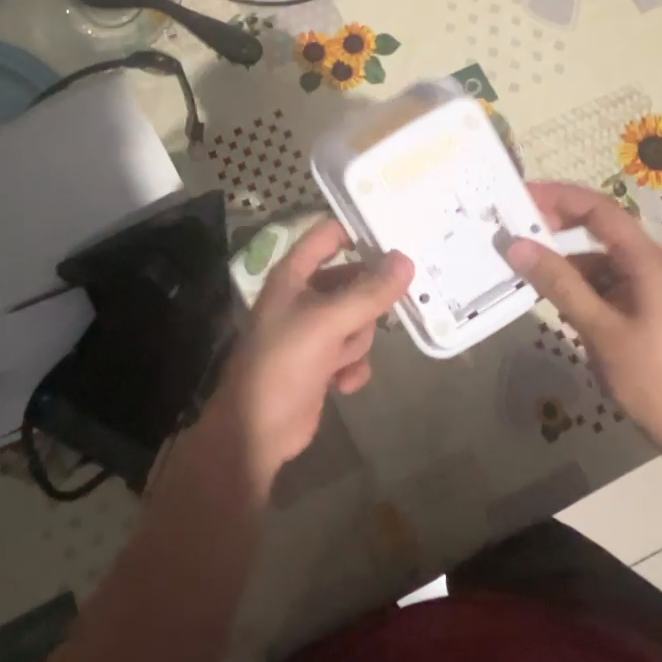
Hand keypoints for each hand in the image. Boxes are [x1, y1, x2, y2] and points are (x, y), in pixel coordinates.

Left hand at [208, 218, 413, 484]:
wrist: (256, 430)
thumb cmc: (283, 363)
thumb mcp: (327, 323)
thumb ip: (368, 292)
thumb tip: (406, 260)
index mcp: (293, 275)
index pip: (329, 234)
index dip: (360, 231)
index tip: (401, 236)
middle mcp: (303, 297)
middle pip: (353, 280)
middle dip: (367, 303)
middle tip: (387, 310)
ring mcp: (312, 331)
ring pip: (358, 320)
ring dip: (356, 342)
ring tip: (340, 358)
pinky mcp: (321, 363)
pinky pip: (353, 352)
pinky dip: (352, 367)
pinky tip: (343, 384)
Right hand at [502, 181, 661, 448]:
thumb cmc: (649, 377)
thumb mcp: (598, 328)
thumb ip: (559, 283)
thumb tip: (517, 245)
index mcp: (649, 261)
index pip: (600, 210)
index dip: (560, 197)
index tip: (520, 196)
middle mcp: (652, 263)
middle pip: (599, 228)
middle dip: (557, 225)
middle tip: (514, 228)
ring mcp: (648, 284)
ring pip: (597, 257)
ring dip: (563, 261)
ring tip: (524, 270)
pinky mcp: (642, 304)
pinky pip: (603, 281)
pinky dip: (576, 284)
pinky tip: (553, 301)